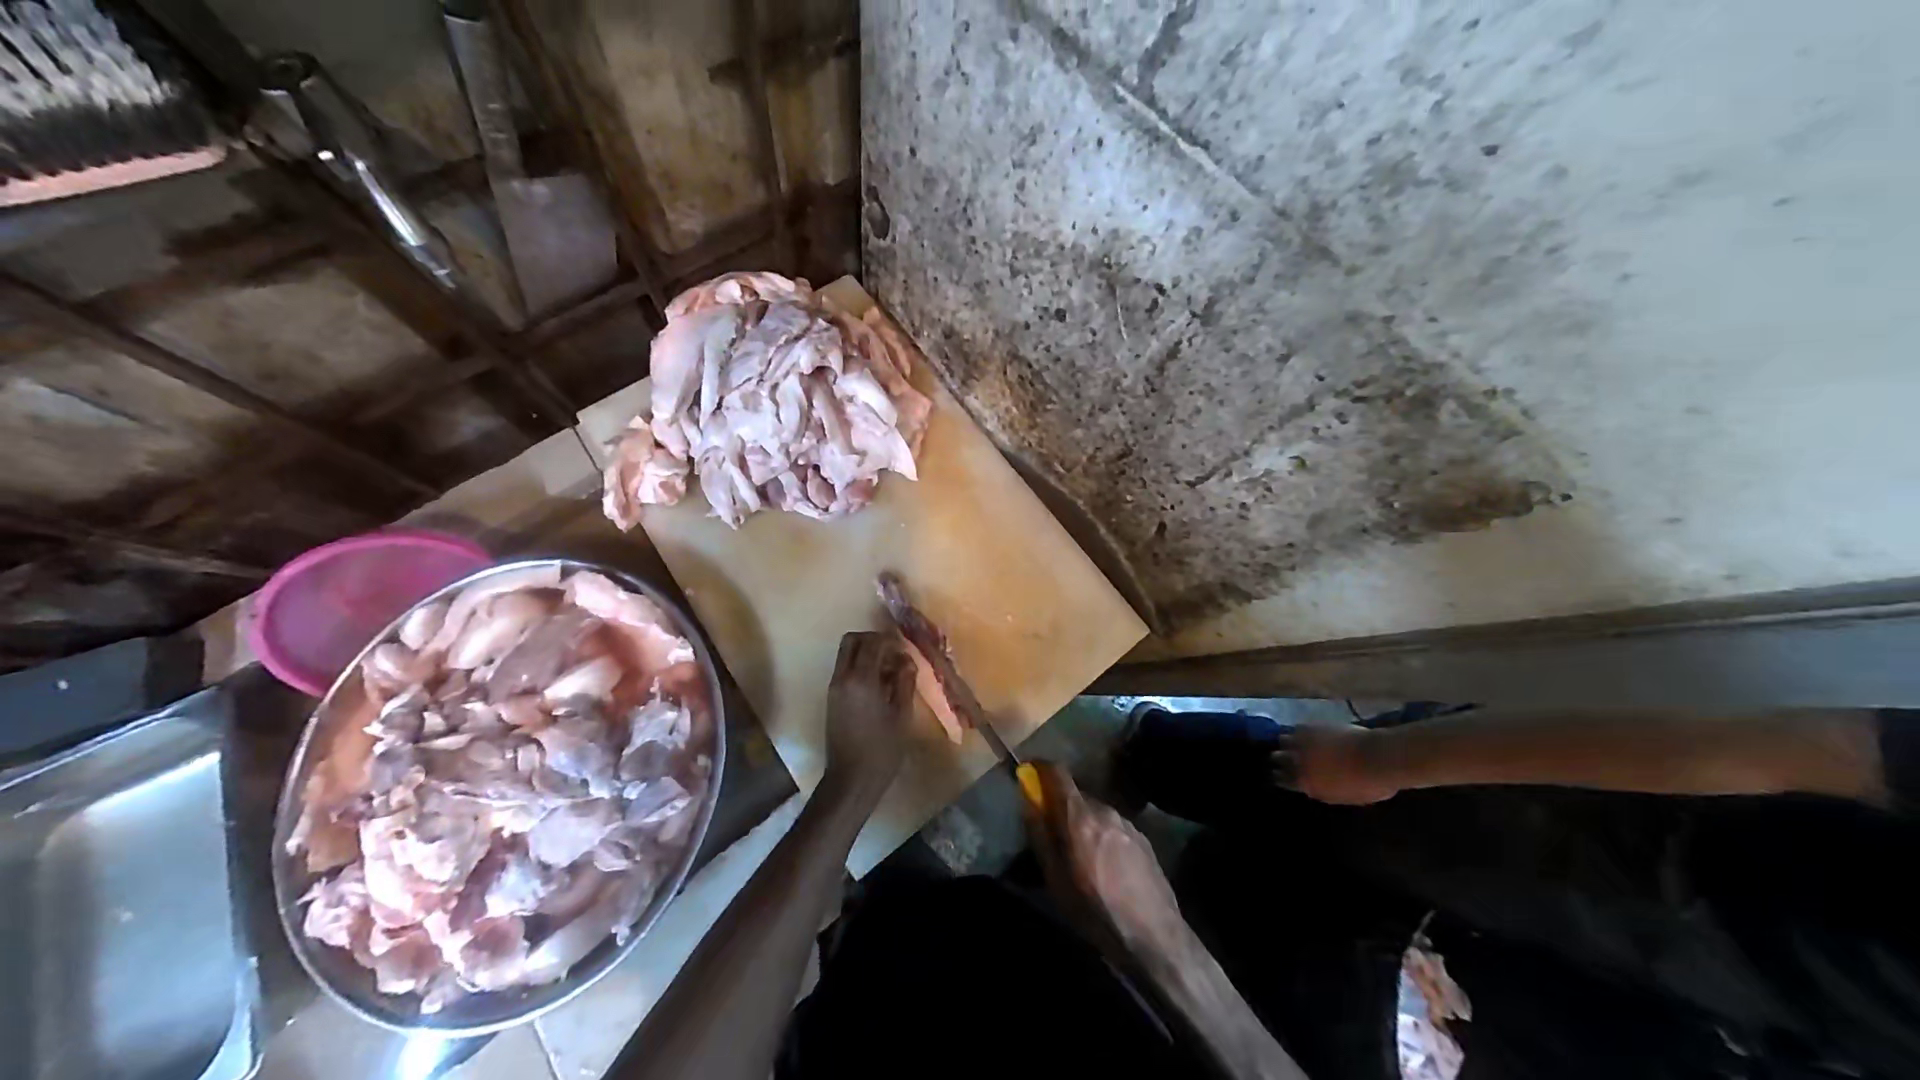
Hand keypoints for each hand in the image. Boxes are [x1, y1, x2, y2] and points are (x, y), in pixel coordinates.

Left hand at [820, 631, 915, 808]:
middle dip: (873, 640)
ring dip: (866, 653)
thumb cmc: (882, 749)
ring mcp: (834, 688)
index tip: (906, 651)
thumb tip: (906, 661)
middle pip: (852, 640)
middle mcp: (843, 678)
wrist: (851, 779)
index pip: (873, 643)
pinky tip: (879, 685)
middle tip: (893, 654)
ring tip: (889, 672)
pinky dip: (860, 667)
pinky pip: (844, 670)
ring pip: (846, 654)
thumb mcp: (902, 715)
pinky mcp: (832, 699)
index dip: (891, 641)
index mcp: (861, 680)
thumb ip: (904, 682)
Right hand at [1024, 763, 1190, 962]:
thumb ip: (1040, 834)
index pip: (1058, 773)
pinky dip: (1101, 834)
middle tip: (1052, 834)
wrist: (1154, 938)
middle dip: (1061, 807)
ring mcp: (1128, 824)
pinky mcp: (1143, 839)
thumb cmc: (1095, 911)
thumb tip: (1028, 799)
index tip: (1029, 774)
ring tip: (1080, 857)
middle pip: (1076, 795)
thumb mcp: (1055, 879)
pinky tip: (1105, 866)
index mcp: (1080, 817)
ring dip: (1082, 823)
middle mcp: (1105, 811)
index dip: (1041, 769)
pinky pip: (1113, 827)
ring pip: (1096, 812)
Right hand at [1271, 725, 1399, 803]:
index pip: (1282, 780)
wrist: (1377, 759)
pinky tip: (1306, 732)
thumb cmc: (1368, 786)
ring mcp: (1303, 743)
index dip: (1281, 777)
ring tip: (1293, 742)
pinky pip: (1297, 728)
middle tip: (1284, 758)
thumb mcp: (1344, 797)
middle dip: (1280, 759)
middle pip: (1278, 758)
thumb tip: (1316, 787)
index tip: (1281, 775)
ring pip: (1283, 740)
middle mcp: (1298, 762)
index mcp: (1307, 784)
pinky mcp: (1311, 727)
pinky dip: (1299, 730)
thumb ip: (1325, 791)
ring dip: (1287, 742)